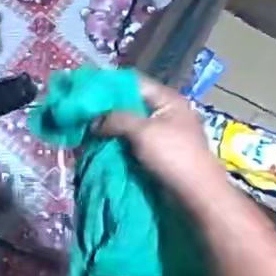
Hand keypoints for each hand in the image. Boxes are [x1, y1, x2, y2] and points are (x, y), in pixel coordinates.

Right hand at [95, 74, 224, 197]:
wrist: (195, 193)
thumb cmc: (173, 156)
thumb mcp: (143, 131)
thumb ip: (116, 119)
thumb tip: (93, 121)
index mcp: (167, 100)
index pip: (133, 83)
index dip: (108, 85)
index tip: (84, 92)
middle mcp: (165, 112)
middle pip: (129, 103)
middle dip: (106, 109)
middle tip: (80, 114)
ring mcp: (161, 132)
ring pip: (128, 124)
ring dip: (109, 128)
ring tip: (85, 130)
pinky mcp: (156, 150)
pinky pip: (130, 140)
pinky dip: (115, 141)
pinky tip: (97, 144)